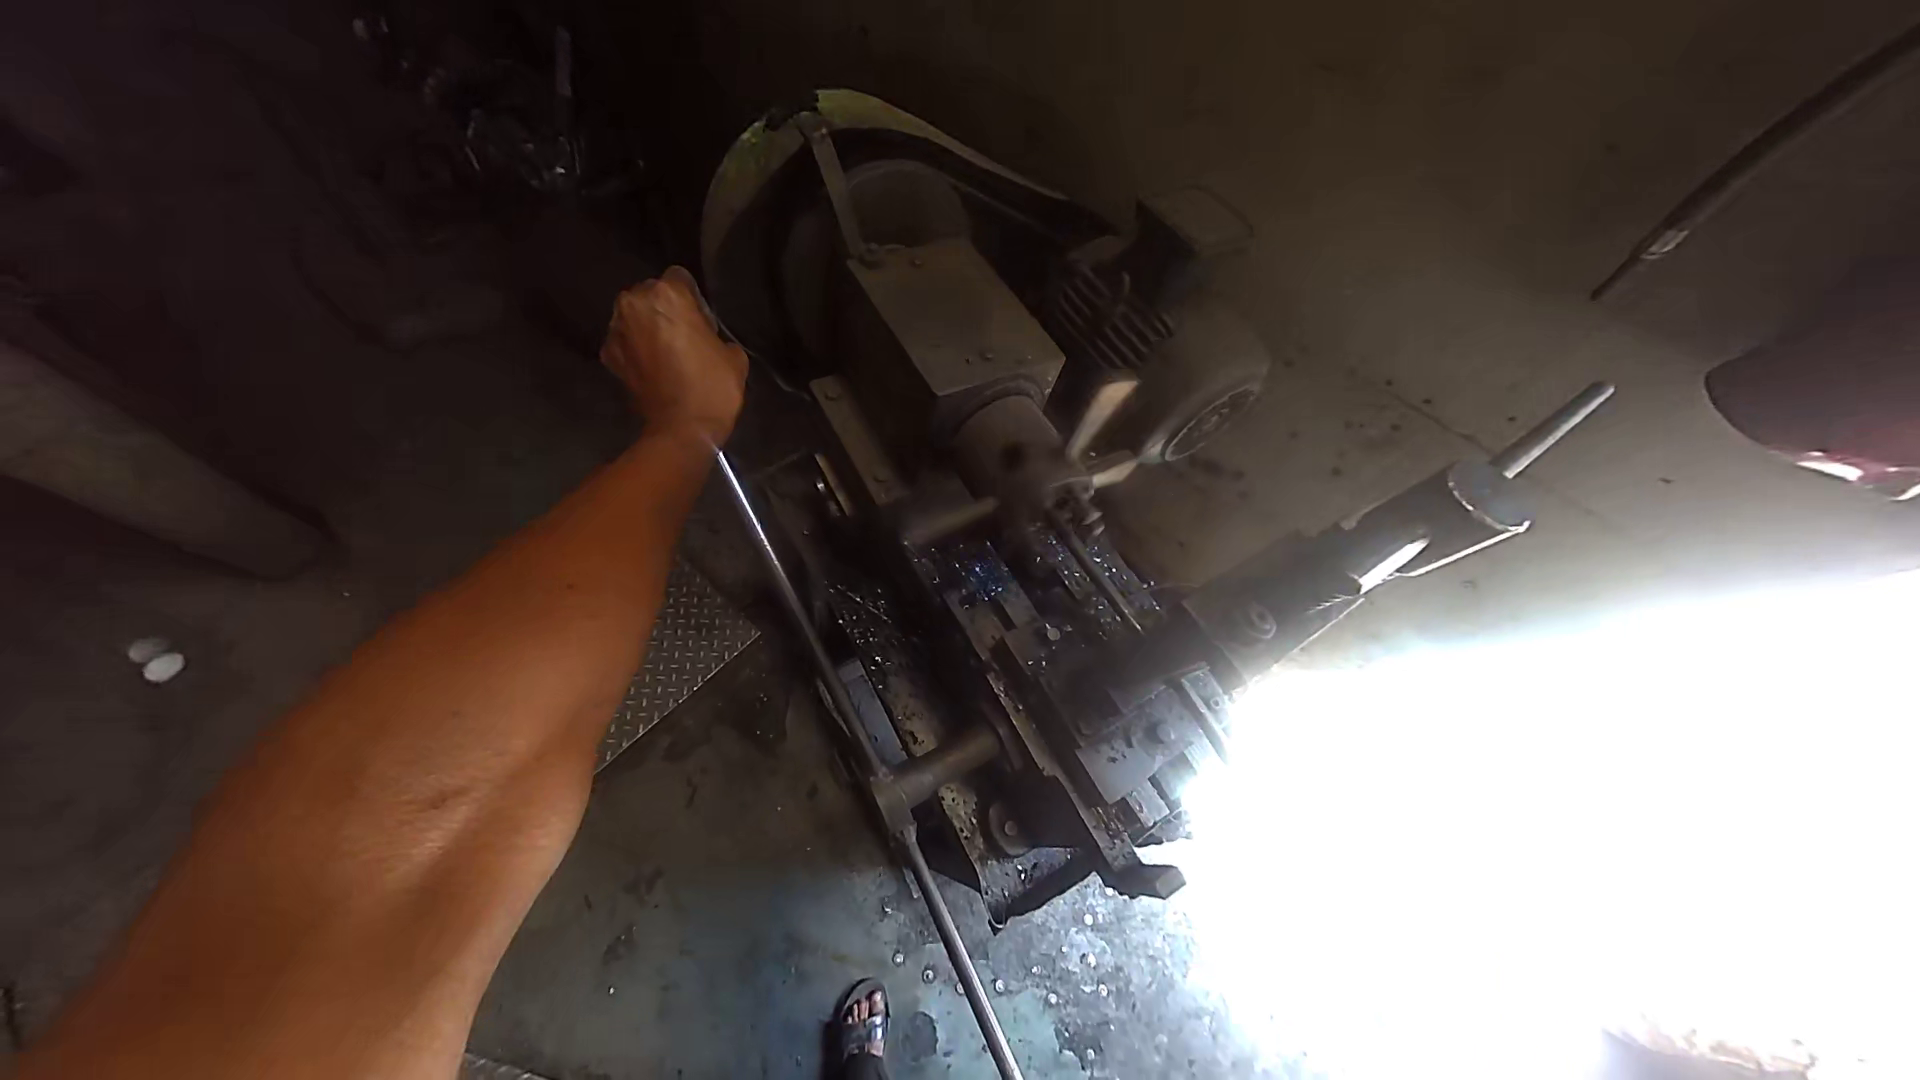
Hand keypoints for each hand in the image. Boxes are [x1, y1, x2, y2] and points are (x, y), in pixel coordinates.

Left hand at [599, 266, 747, 443]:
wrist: (682, 429)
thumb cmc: (712, 388)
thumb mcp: (733, 356)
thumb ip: (714, 334)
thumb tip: (705, 336)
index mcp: (667, 295)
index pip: (680, 279)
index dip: (693, 300)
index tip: (702, 320)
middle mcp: (634, 303)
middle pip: (651, 296)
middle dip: (665, 311)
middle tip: (685, 338)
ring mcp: (616, 330)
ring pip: (635, 318)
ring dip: (648, 330)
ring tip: (668, 356)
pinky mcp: (608, 356)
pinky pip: (626, 343)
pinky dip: (636, 351)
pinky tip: (654, 370)